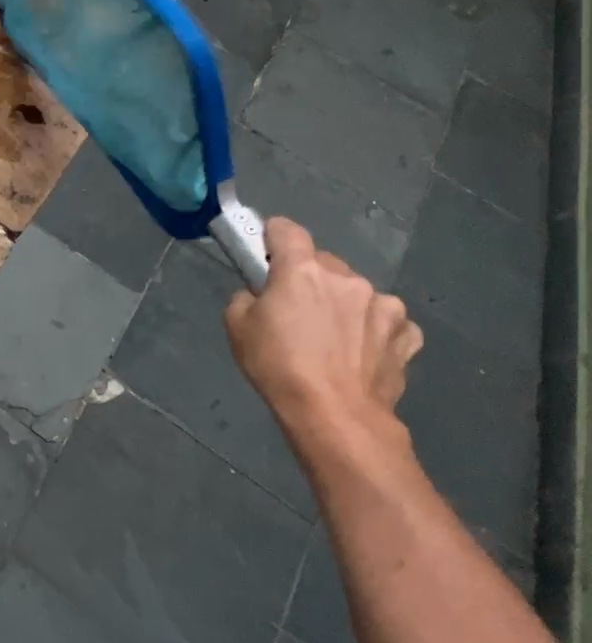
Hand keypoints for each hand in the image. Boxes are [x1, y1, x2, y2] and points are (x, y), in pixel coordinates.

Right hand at [223, 218, 422, 434]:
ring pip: (356, 292)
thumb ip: (248, 296)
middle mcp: (347, 279)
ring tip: (331, 337)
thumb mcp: (236, 324)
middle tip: (294, 308)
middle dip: (308, 278)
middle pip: (323, 263)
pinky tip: (359, 350)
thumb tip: (262, 294)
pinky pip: (385, 320)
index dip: (272, 236)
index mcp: (302, 270)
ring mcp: (384, 305)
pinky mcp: (407, 334)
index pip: (287, 230)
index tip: (264, 250)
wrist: (334, 412)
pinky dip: (372, 328)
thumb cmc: (276, 364)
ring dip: (343, 303)